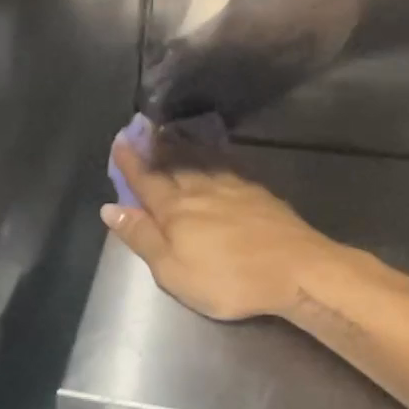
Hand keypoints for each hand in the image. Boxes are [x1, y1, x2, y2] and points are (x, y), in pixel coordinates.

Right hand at [103, 137, 346, 321]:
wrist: (298, 269)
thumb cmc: (227, 278)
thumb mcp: (172, 270)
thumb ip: (142, 237)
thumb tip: (111, 208)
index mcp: (175, 210)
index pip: (146, 181)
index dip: (130, 164)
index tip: (119, 142)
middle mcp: (202, 190)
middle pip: (173, 165)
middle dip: (155, 149)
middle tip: (143, 129)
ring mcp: (234, 188)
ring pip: (201, 161)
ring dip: (183, 147)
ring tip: (172, 135)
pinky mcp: (259, 194)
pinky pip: (227, 166)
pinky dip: (213, 156)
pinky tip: (214, 156)